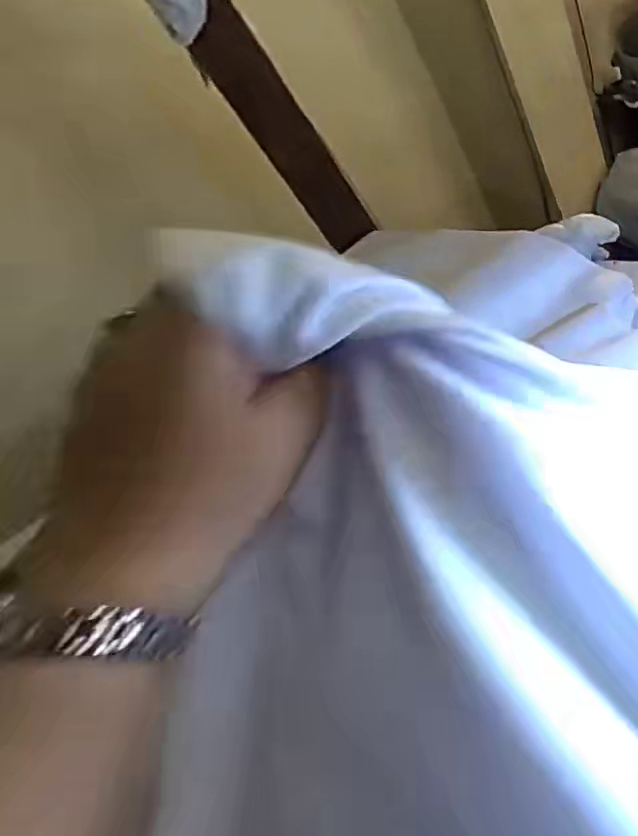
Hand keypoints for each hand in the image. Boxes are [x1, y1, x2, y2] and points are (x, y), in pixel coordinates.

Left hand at [26, 301, 328, 610]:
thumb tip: (333, 335)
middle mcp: (134, 335)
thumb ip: (319, 366)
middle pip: (209, 296)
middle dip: (268, 307)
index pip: (245, 279)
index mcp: (188, 336)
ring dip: (233, 333)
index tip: (341, 306)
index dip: (298, 286)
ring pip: (181, 324)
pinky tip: (230, 386)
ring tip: (282, 358)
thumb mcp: (296, 421)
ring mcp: (105, 365)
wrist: (129, 556)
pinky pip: (157, 352)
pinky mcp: (99, 395)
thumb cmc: (223, 483)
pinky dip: (201, 356)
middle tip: (321, 333)